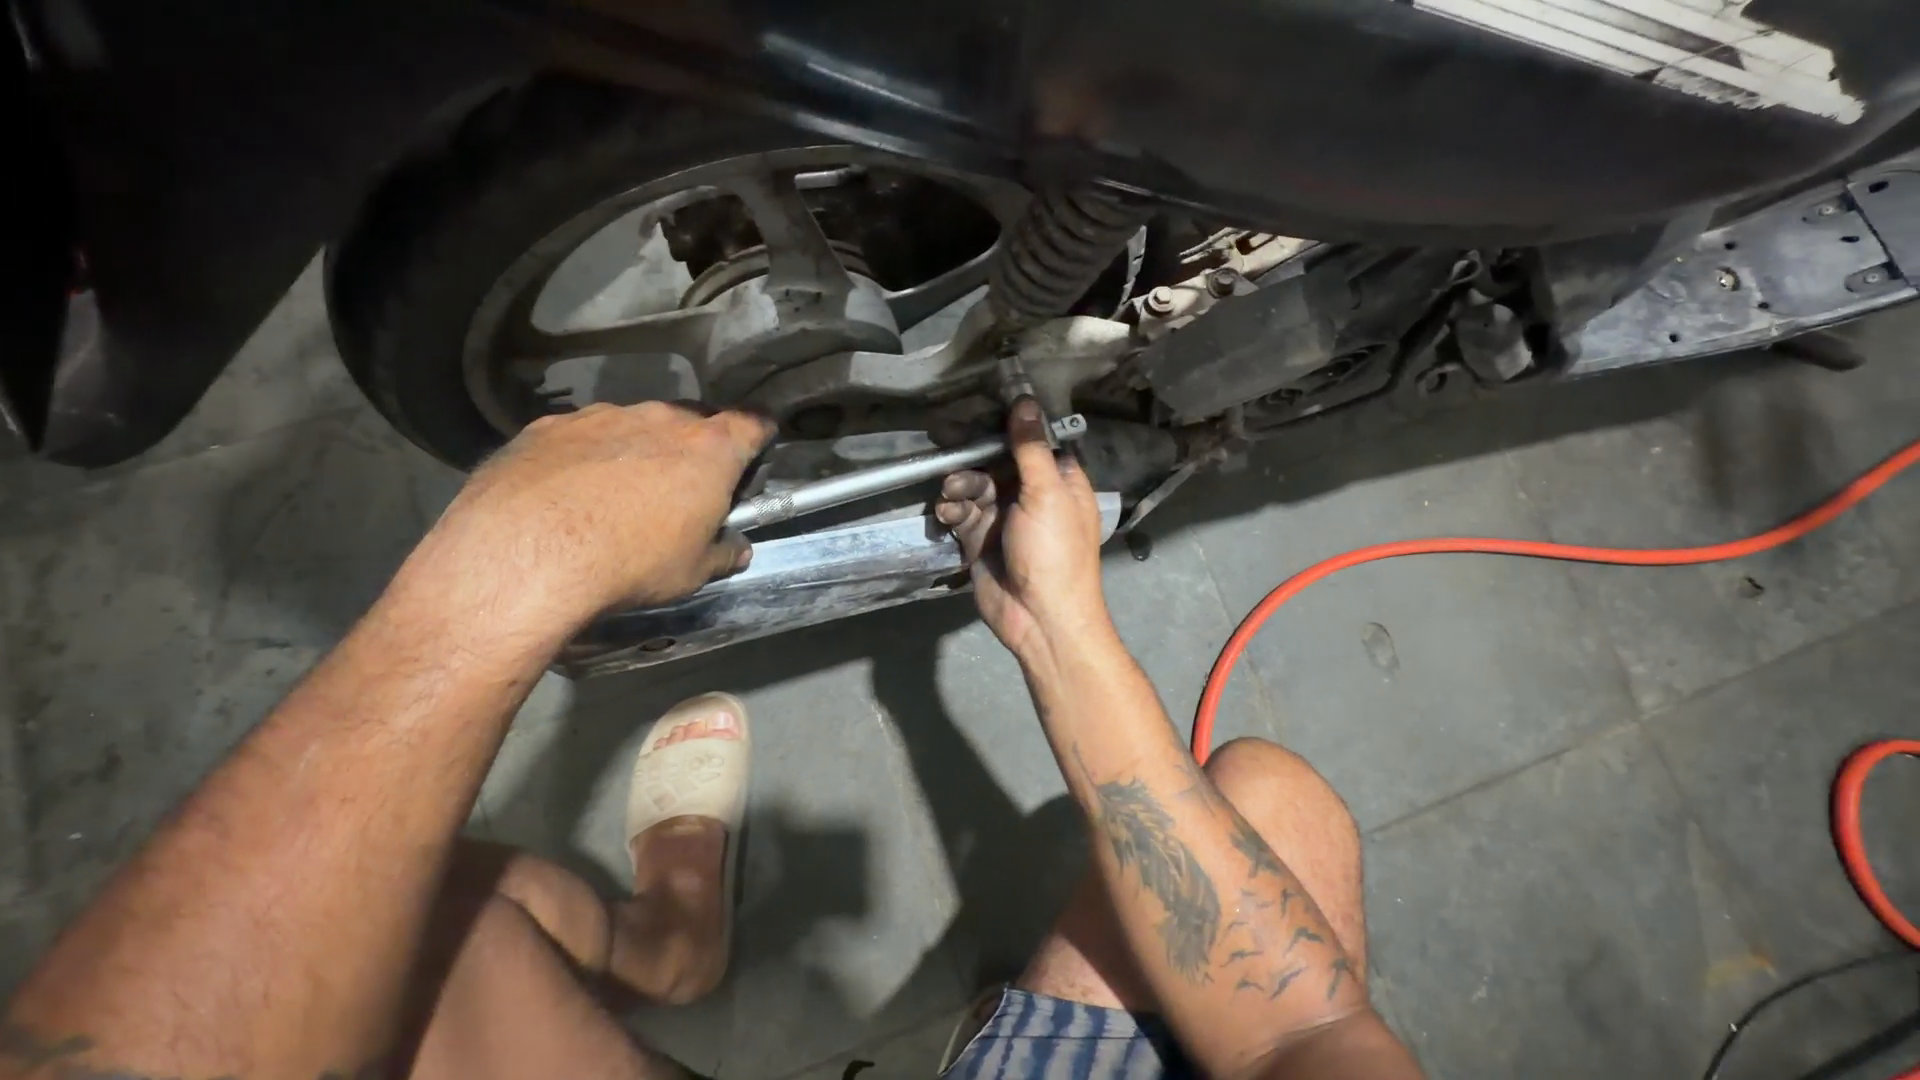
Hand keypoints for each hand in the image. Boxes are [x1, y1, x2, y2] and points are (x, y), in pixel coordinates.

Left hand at [399, 401, 773, 634]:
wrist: (525, 556)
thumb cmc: (631, 563)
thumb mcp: (692, 572)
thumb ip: (722, 553)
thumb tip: (736, 549)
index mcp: (708, 450)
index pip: (752, 423)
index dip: (759, 434)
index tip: (758, 447)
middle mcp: (659, 419)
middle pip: (692, 420)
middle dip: (695, 445)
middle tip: (685, 484)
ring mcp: (601, 416)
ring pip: (634, 424)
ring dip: (638, 448)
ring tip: (619, 491)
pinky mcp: (548, 426)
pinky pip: (583, 435)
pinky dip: (587, 455)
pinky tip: (569, 491)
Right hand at [935, 399, 1111, 664]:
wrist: (1039, 618)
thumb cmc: (1055, 552)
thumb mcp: (1047, 495)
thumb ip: (1031, 448)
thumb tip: (1026, 402)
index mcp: (1059, 481)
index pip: (1033, 441)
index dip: (1008, 425)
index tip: (978, 407)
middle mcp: (1032, 495)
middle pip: (996, 461)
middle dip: (972, 456)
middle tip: (944, 440)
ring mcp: (1005, 518)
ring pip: (975, 486)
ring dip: (960, 484)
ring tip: (950, 491)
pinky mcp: (981, 539)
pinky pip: (962, 513)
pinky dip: (952, 509)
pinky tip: (946, 512)